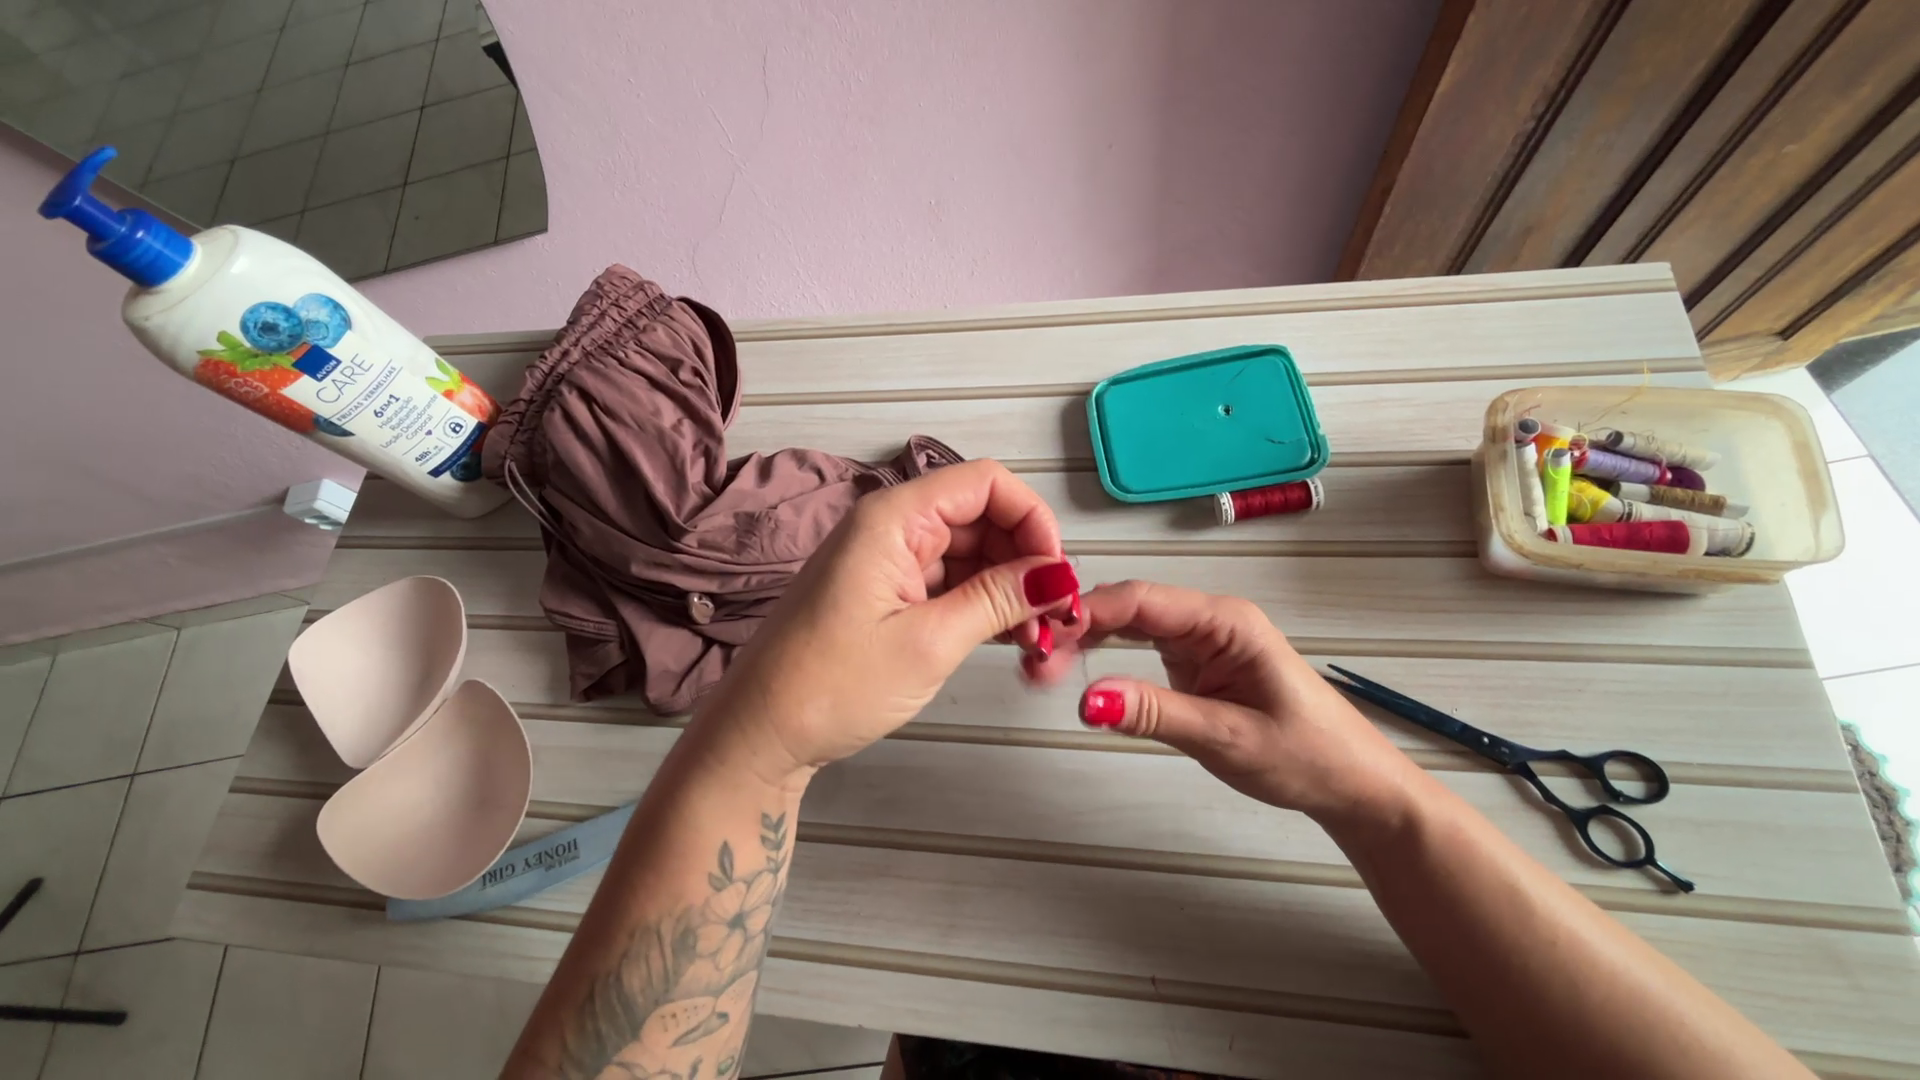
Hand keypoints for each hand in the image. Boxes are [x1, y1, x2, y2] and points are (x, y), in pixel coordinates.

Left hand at [691, 460, 1081, 786]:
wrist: (761, 734)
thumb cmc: (830, 686)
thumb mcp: (929, 642)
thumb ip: (999, 599)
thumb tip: (1058, 573)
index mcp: (893, 518)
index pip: (985, 482)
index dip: (1032, 517)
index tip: (1057, 570)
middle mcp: (891, 527)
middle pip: (982, 516)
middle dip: (1026, 558)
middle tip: (1054, 616)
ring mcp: (888, 561)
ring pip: (971, 552)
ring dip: (1009, 587)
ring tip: (1035, 637)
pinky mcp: (887, 593)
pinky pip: (950, 581)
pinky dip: (983, 604)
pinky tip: (1007, 636)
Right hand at [1025, 580, 1420, 827]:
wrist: (1351, 783)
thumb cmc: (1307, 755)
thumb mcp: (1227, 737)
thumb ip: (1155, 713)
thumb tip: (1088, 699)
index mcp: (1226, 620)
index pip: (1141, 600)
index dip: (1087, 611)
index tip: (1042, 636)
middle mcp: (1209, 619)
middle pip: (1128, 605)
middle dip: (1076, 625)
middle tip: (1031, 660)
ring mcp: (1200, 639)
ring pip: (1129, 623)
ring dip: (1085, 638)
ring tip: (1042, 664)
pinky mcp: (1193, 662)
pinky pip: (1140, 645)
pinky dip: (1105, 653)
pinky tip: (1076, 664)